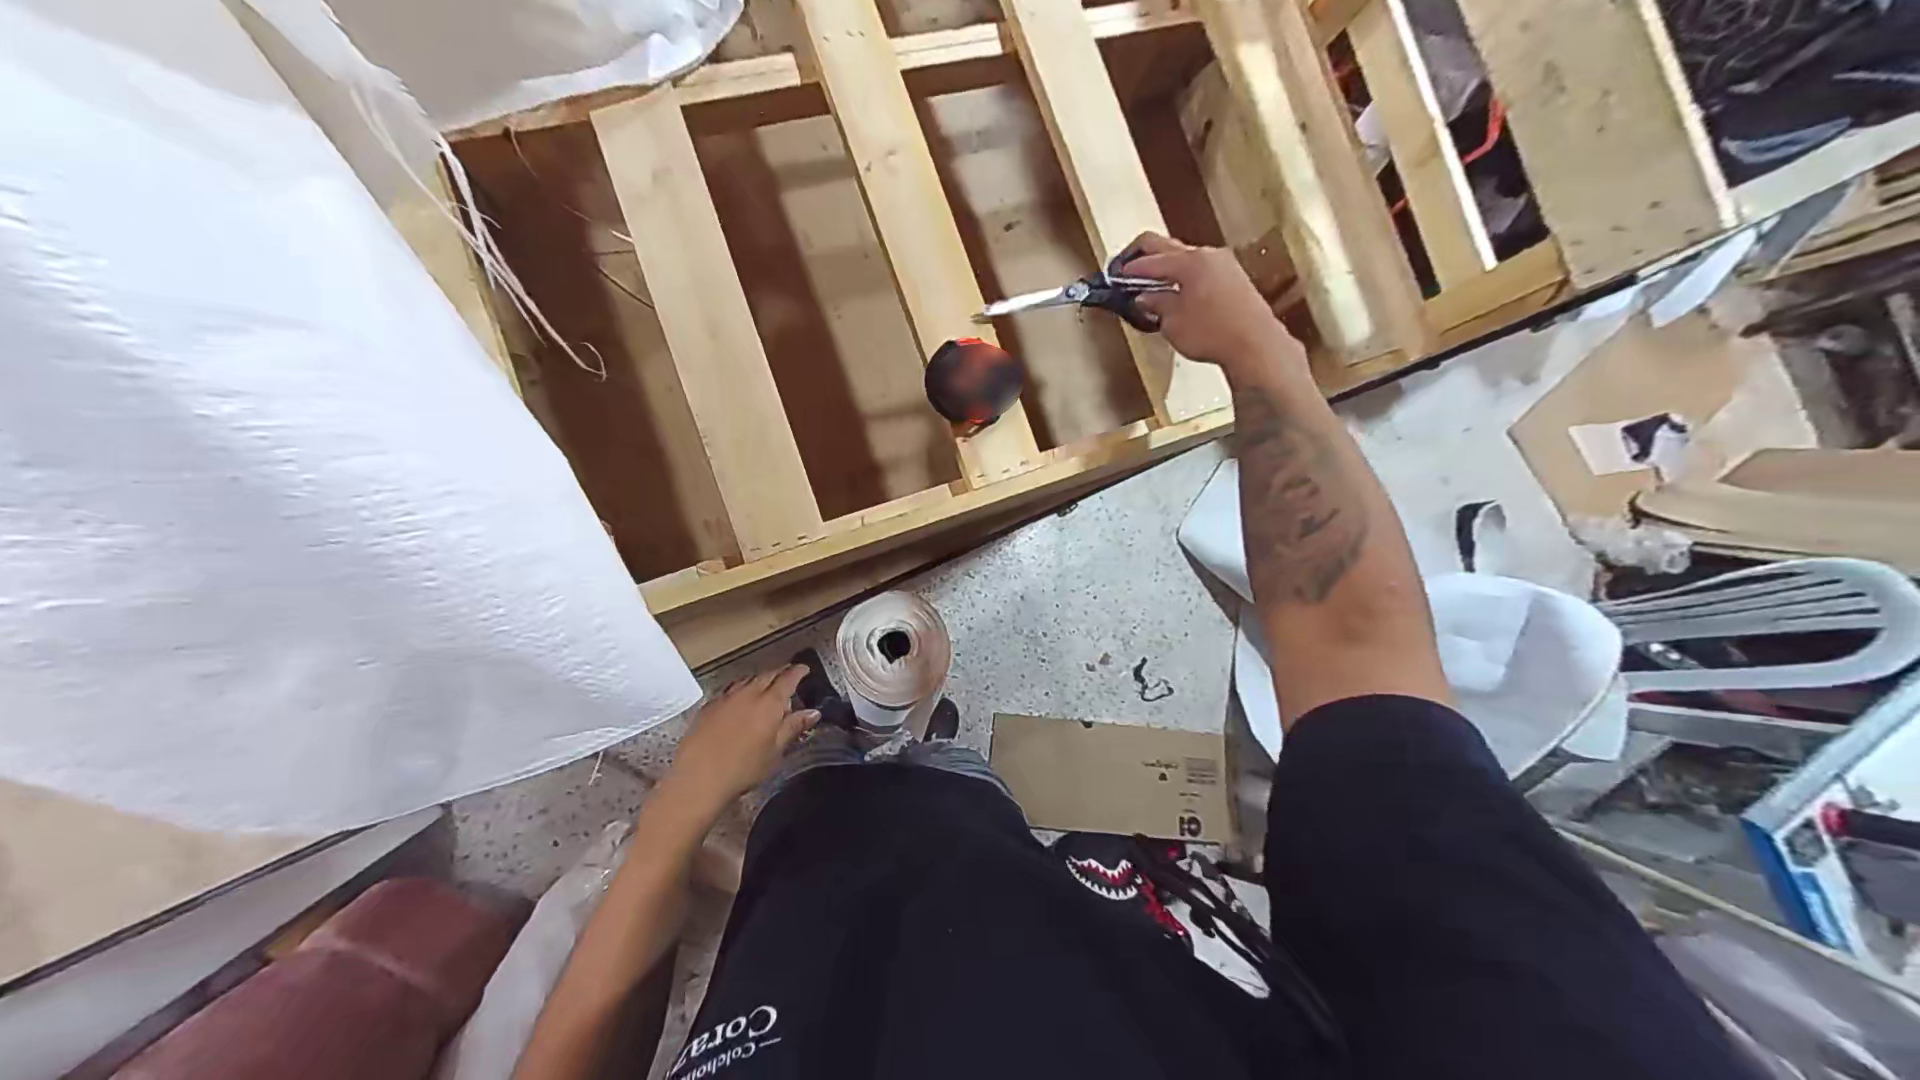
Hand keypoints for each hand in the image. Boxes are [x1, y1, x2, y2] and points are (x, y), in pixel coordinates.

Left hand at [659, 665, 816, 816]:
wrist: (698, 778)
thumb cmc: (743, 768)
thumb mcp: (776, 751)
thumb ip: (793, 727)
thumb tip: (813, 712)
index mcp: (769, 703)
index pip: (788, 678)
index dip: (798, 671)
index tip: (804, 669)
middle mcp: (748, 694)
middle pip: (767, 675)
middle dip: (780, 673)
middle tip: (788, 676)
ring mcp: (725, 698)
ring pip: (747, 680)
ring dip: (759, 680)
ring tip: (765, 687)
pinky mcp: (708, 707)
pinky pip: (729, 690)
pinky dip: (740, 690)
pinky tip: (739, 702)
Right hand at [1121, 232, 1304, 375]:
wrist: (1255, 345)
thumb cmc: (1213, 333)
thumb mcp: (1173, 322)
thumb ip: (1156, 304)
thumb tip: (1144, 297)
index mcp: (1189, 261)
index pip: (1149, 260)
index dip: (1127, 269)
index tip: (1113, 277)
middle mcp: (1207, 255)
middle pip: (1166, 247)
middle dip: (1142, 258)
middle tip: (1125, 272)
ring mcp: (1223, 264)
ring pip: (1184, 258)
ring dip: (1163, 269)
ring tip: (1147, 288)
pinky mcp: (1233, 278)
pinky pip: (1199, 270)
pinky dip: (1181, 277)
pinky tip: (1174, 295)